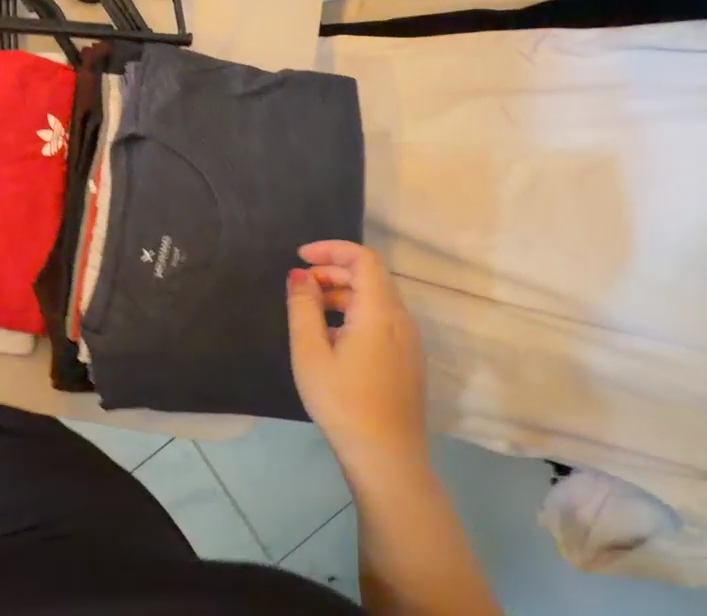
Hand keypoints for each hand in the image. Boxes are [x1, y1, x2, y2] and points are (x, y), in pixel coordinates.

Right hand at [287, 240, 429, 475]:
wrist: (386, 456)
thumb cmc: (341, 400)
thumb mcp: (309, 351)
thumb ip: (303, 307)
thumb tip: (300, 276)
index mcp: (380, 313)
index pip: (364, 259)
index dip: (331, 249)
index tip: (299, 257)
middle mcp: (402, 321)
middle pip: (371, 277)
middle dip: (332, 271)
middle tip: (298, 287)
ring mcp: (409, 342)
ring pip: (376, 299)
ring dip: (342, 293)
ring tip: (308, 312)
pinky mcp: (408, 359)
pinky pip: (382, 319)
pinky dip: (354, 312)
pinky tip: (330, 336)